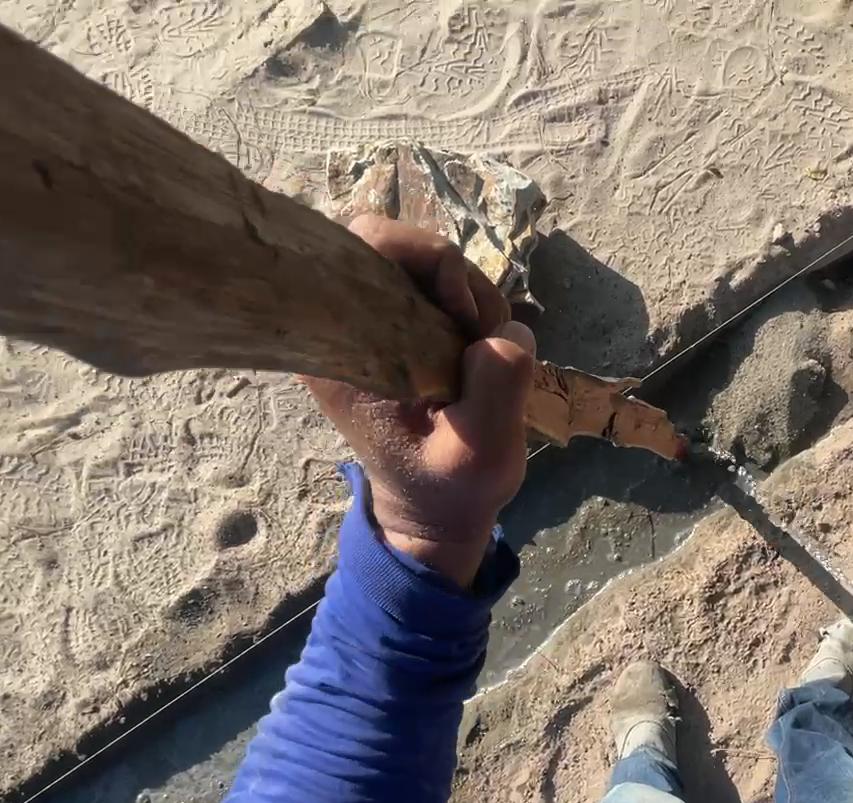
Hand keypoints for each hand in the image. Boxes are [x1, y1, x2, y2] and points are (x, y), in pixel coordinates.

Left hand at [302, 215, 534, 586]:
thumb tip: (510, 329)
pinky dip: (472, 309)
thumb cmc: (450, 487)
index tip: (464, 320)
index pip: (363, 247)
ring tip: (487, 353)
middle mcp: (344, 326)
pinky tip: (481, 351)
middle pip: (394, 243)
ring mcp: (373, 324)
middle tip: (482, 336)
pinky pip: (437, 287)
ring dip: (472, 298)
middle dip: (457, 281)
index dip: (424, 261)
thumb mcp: (482, 451)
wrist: (436, 509)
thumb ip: (497, 385)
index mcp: (343, 350)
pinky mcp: (399, 330)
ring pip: (425, 263)